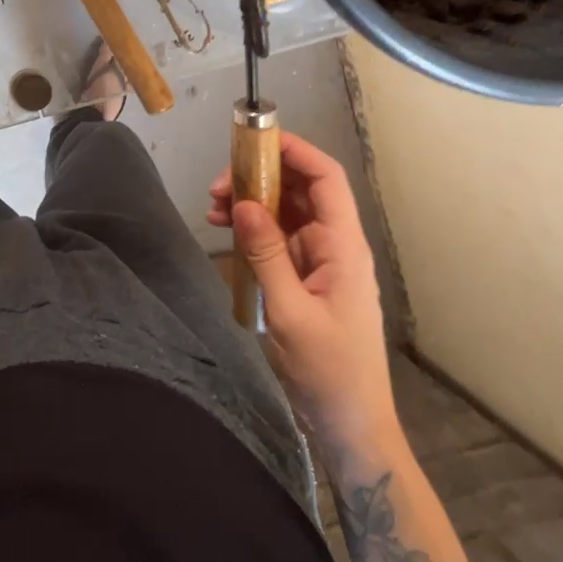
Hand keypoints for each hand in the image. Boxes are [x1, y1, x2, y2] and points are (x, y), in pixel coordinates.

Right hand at [209, 133, 396, 446]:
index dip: (294, 150)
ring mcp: (321, 261)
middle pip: (301, 189)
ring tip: (213, 209)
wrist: (349, 421)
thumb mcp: (290, 311)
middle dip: (258, 177)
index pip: (326, 179)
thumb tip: (243, 202)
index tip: (251, 140)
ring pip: (286, 211)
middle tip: (216, 188)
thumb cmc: (328, 369)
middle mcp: (335, 245)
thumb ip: (266, 254)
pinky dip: (252, 228)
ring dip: (251, 201)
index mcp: (343, 247)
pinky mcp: (306, 278)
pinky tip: (226, 232)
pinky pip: (279, 237)